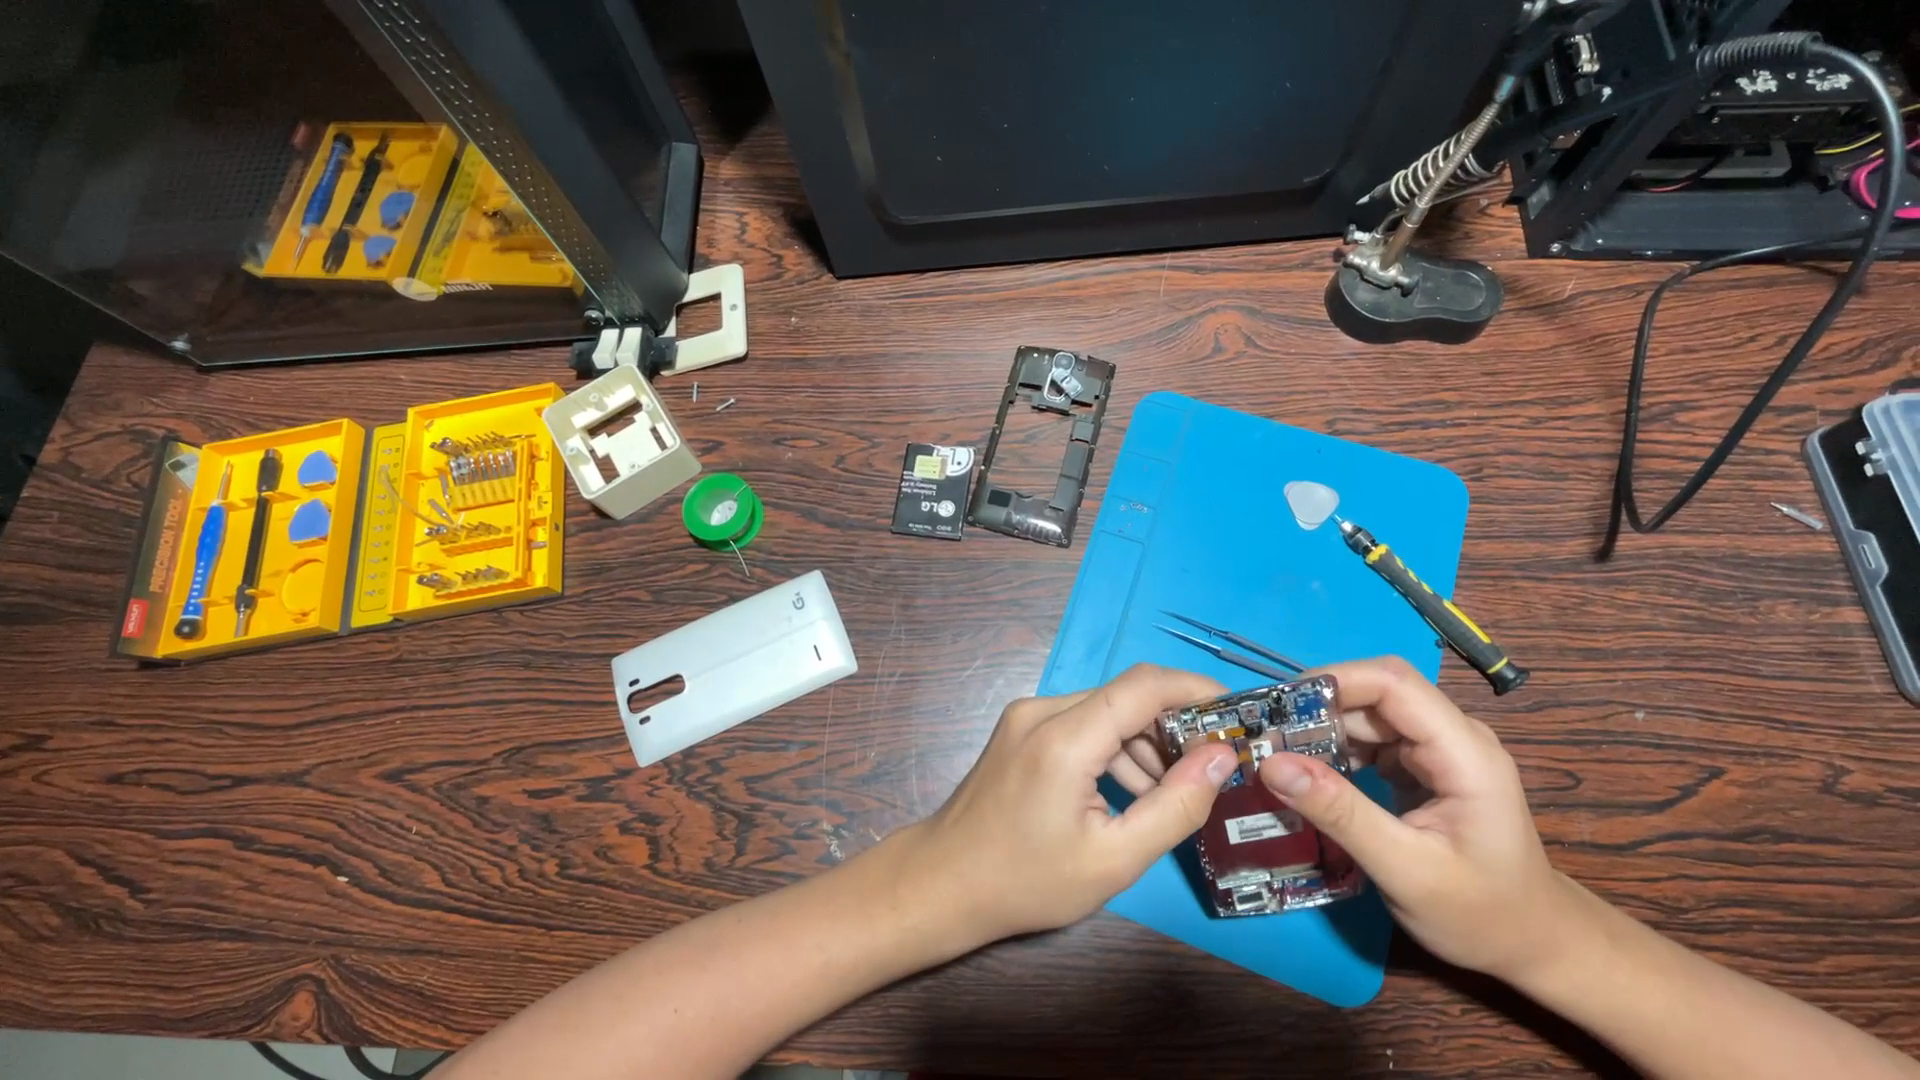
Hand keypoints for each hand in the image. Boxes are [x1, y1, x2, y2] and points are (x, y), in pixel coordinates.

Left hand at [896, 664, 1238, 948]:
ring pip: (1104, 712)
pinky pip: (1080, 725)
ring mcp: (1025, 717)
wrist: (941, 883)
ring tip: (1162, 799)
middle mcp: (1043, 711)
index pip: (1145, 685)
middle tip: (1204, 776)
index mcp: (1065, 737)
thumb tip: (1221, 758)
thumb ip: (1175, 806)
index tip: (1238, 716)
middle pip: (1126, 699)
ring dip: (1142, 746)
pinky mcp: (1019, 730)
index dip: (1197, 692)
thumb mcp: (1114, 858)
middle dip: (1173, 731)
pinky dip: (1111, 750)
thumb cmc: (1026, 880)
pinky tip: (1122, 795)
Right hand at [1254, 657, 1585, 982]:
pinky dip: (1336, 749)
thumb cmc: (1479, 913)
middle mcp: (1454, 737)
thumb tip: (1271, 764)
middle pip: (1377, 693)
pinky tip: (1310, 774)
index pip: (1393, 683)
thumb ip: (1340, 813)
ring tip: (1278, 757)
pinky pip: (1372, 739)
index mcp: (1464, 752)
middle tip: (1266, 738)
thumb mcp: (1404, 870)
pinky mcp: (1424, 765)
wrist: (1534, 945)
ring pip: (1369, 714)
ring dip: (1323, 729)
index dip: (1333, 682)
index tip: (1277, 708)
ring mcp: (1440, 750)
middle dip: (1319, 708)